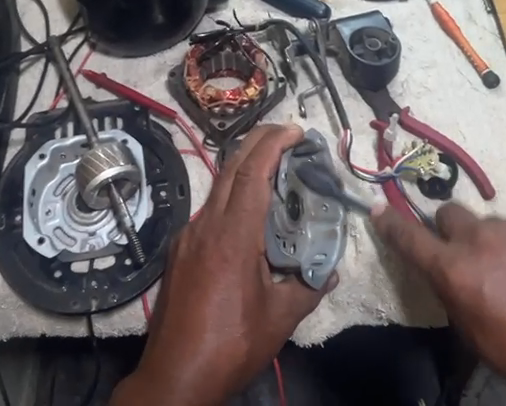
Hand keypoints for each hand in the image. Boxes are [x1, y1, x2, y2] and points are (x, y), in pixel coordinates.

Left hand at [111, 125, 330, 405]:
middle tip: (287, 133)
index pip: (253, 172)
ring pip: (218, 187)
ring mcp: (188, 235)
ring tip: (273, 168)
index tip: (295, 130)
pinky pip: (209, 210)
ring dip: (245, 168)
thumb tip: (330, 271)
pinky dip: (231, 197)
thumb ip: (307, 288)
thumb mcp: (279, 319)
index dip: (273, 143)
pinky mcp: (179, 250)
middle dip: (258, 141)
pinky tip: (247, 215)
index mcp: (233, 234)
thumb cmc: (230, 344)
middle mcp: (206, 224)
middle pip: (231, 167)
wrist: (174, 376)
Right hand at [372, 204, 505, 405]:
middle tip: (469, 261)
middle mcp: (482, 240)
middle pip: (450, 215)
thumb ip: (455, 297)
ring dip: (494, 245)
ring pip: (490, 226)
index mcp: (458, 272)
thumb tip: (444, 274)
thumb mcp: (480, 341)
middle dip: (451, 233)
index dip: (392, 225)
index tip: (378, 210)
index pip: (410, 237)